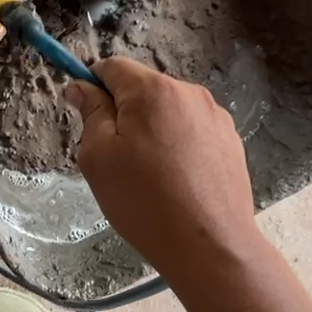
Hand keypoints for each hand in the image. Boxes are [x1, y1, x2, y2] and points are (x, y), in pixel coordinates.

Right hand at [64, 57, 267, 281]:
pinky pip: (190, 129)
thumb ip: (90, 113)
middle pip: (142, 88)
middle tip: (114, 155)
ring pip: (166, 109)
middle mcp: (188, 93)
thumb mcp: (98, 156)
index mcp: (152, 90)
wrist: (209, 245)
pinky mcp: (230, 140)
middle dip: (122, 111)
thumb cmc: (142, 199)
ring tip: (147, 172)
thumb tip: (81, 88)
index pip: (112, 66)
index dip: (92, 85)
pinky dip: (175, 144)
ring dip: (150, 128)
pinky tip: (174, 178)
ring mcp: (214, 116)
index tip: (85, 115)